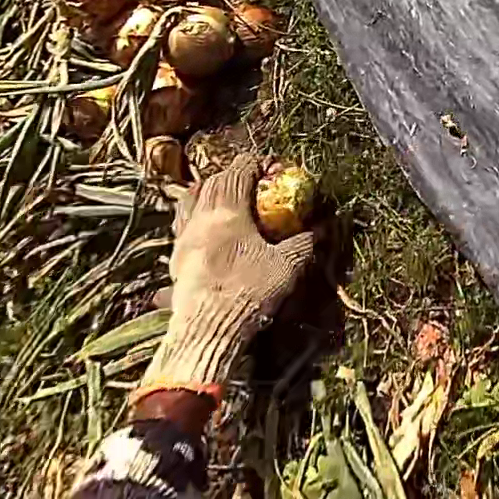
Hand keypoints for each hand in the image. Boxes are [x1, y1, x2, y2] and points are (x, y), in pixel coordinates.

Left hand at [137, 154, 321, 398]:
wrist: (206, 335)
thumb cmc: (249, 290)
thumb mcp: (288, 263)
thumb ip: (305, 240)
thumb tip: (323, 227)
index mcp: (227, 211)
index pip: (238, 172)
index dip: (257, 163)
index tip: (274, 167)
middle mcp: (200, 220)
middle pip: (211, 182)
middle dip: (232, 175)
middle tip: (254, 181)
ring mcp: (182, 242)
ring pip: (189, 203)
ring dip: (208, 194)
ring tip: (228, 201)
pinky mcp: (175, 264)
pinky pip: (183, 227)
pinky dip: (197, 219)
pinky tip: (211, 233)